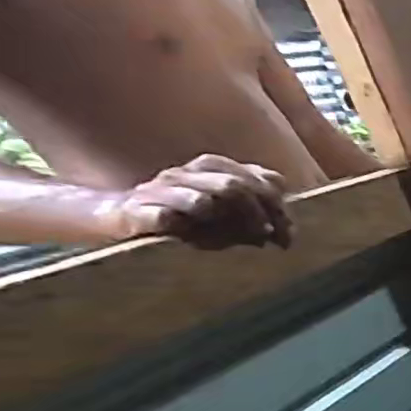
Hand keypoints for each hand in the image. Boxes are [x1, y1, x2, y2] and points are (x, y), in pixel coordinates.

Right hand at [110, 153, 291, 248]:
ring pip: (206, 198)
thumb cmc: (192, 222)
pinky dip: (184, 226)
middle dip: (261, 216)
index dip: (280, 209)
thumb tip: (286, 235)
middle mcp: (189, 173)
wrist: (122, 220)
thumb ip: (262, 219)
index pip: (264, 181)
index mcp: (217, 169)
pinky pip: (166, 216)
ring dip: (229, 223)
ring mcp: (160, 188)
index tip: (287, 237)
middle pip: (238, 186)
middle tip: (269, 240)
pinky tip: (190, 237)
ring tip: (240, 242)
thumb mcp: (234, 221)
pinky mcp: (136, 209)